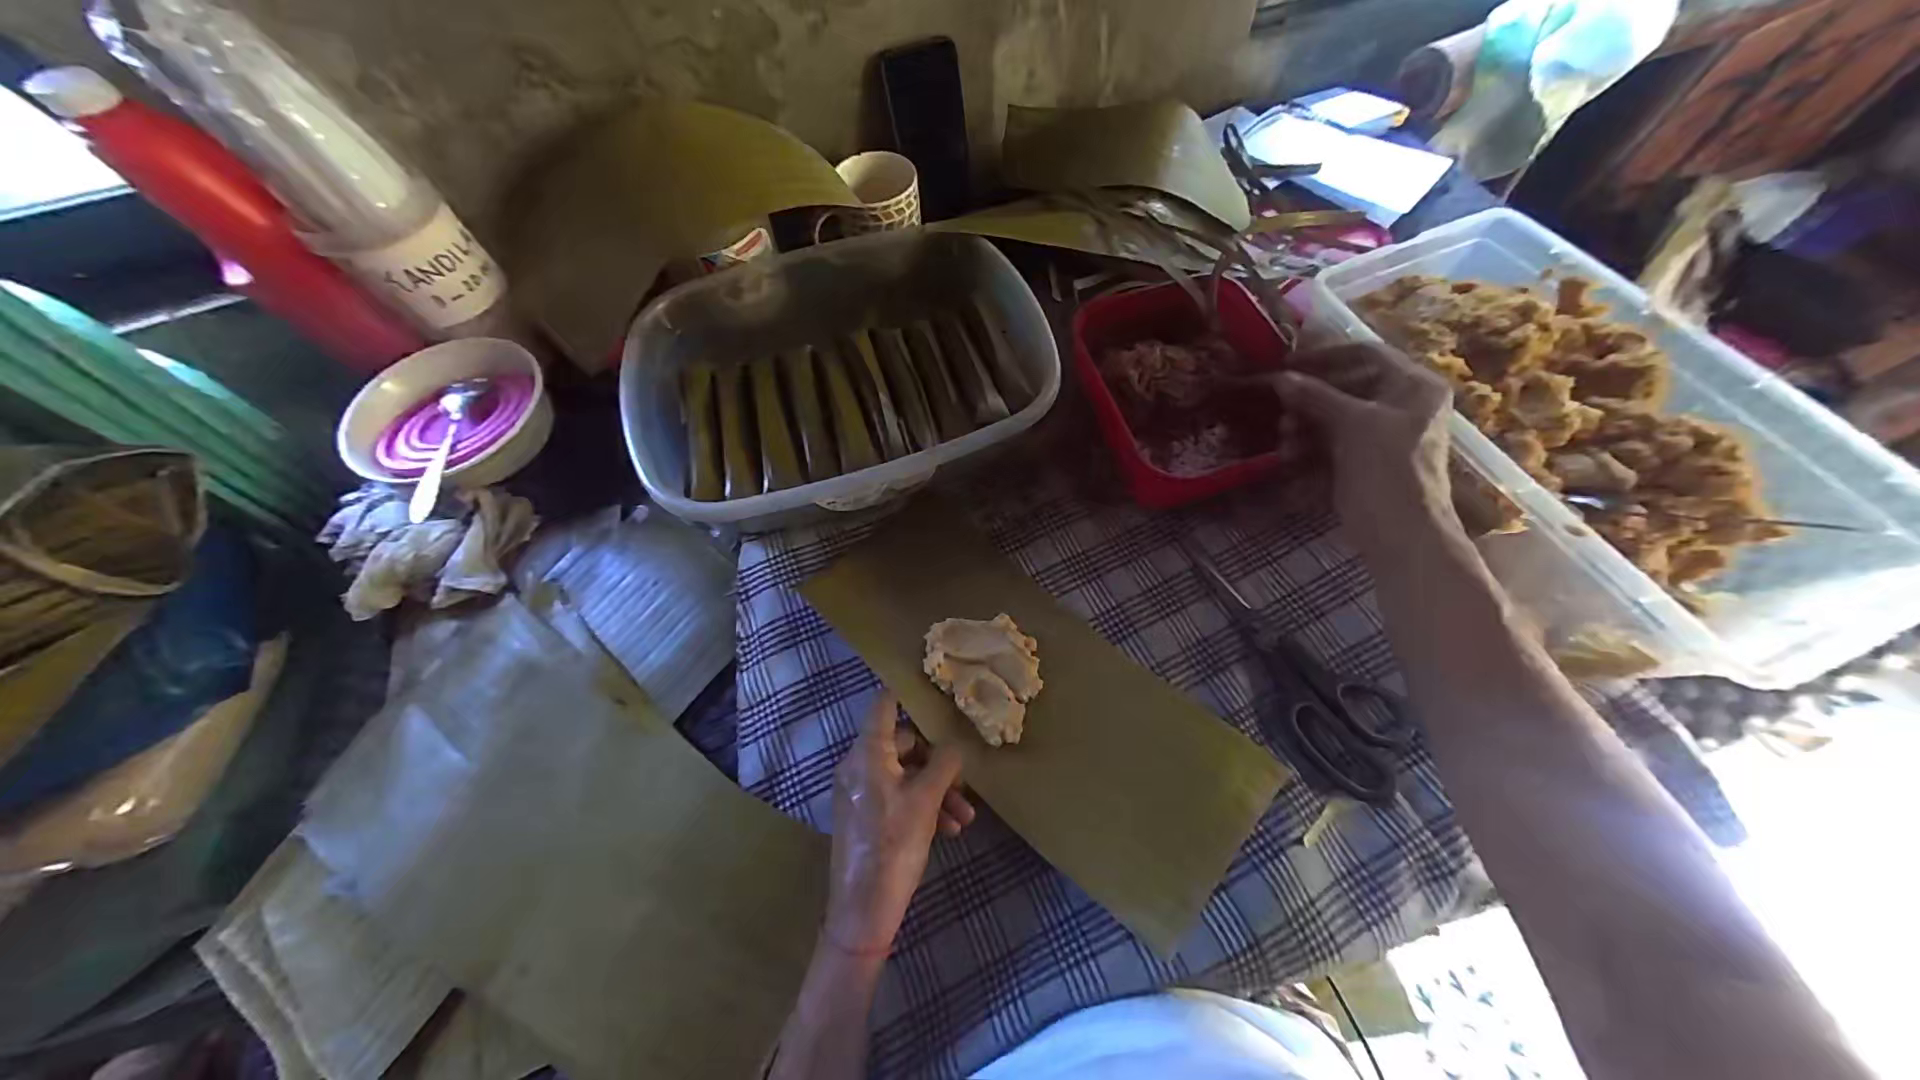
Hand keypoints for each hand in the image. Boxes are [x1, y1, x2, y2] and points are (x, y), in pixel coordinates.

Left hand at [824, 692, 974, 955]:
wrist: (863, 909)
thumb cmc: (894, 846)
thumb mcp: (927, 801)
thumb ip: (944, 764)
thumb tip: (955, 744)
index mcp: (866, 753)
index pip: (884, 704)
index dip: (907, 693)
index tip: (934, 688)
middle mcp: (857, 765)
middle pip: (902, 743)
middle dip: (937, 762)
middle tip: (964, 784)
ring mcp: (858, 790)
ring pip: (904, 774)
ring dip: (936, 790)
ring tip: (964, 817)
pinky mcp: (863, 813)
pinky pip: (896, 795)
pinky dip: (922, 805)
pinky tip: (948, 829)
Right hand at [1270, 342, 1457, 542]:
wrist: (1402, 534)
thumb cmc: (1388, 471)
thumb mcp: (1353, 425)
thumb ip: (1316, 396)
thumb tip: (1280, 377)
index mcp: (1414, 386)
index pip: (1365, 354)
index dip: (1324, 357)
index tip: (1284, 366)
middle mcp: (1401, 405)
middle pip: (1345, 387)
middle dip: (1309, 400)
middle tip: (1280, 412)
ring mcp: (1382, 435)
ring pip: (1333, 417)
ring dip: (1304, 426)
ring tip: (1285, 443)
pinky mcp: (1365, 461)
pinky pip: (1331, 444)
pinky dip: (1309, 448)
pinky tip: (1290, 459)